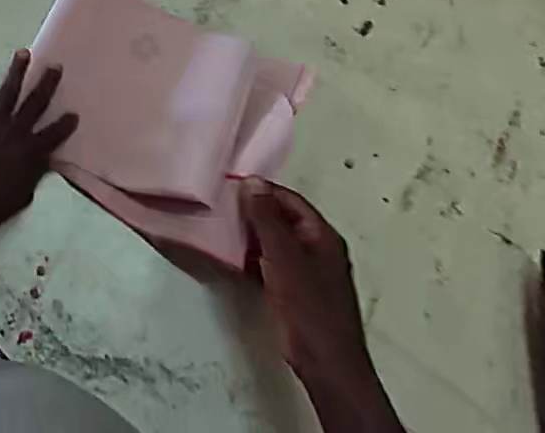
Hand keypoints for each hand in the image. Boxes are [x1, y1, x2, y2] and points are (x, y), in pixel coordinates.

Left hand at [0, 50, 78, 242]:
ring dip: (17, 72)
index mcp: (31, 152)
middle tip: (55, 66)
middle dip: (46, 84)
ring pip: (9, 93)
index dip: (65, 125)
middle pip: (34, 104)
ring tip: (24, 53)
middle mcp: (15, 132)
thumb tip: (46, 160)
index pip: (54, 134)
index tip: (75, 113)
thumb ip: (35, 172)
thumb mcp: (25, 193)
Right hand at [242, 179, 402, 431]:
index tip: (228, 185)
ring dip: (250, 232)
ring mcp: (306, 269)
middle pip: (281, 217)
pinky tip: (231, 253)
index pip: (288, 199)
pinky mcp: (293, 287)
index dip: (260, 189)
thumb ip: (266, 217)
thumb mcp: (282, 255)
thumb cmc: (307, 305)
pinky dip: (252, 253)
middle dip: (252, 210)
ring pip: (273, 239)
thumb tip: (252, 181)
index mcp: (322, 235)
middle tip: (220, 204)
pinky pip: (270, 259)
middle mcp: (317, 247)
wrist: (324, 363)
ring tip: (220, 224)